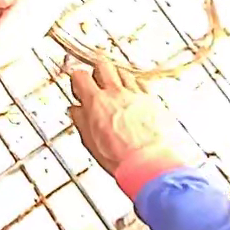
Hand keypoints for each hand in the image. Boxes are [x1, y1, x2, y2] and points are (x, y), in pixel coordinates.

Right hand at [68, 56, 194, 197]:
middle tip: (96, 79)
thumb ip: (81, 121)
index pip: (80, 76)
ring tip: (115, 86)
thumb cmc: (121, 158)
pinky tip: (134, 94)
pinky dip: (135, 85)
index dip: (77, 78)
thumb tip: (75, 110)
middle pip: (103, 65)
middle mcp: (116, 93)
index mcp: (96, 102)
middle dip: (97, 70)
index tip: (78, 84)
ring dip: (116, 76)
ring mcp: (136, 94)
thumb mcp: (90, 142)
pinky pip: (142, 83)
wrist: (152, 164)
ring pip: (123, 71)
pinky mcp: (153, 100)